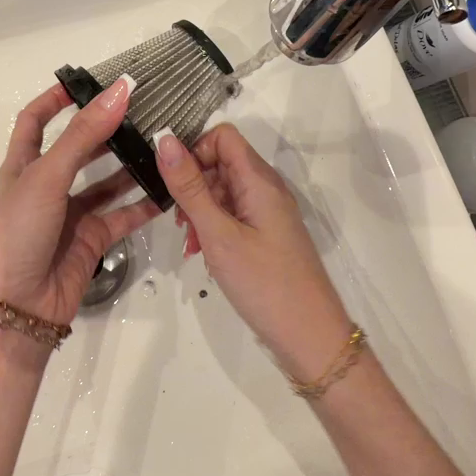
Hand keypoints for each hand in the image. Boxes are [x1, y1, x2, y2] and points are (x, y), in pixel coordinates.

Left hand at [0, 77, 162, 326]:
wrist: (13, 310)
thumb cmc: (16, 232)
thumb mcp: (46, 176)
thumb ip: (83, 135)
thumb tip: (120, 91)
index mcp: (22, 166)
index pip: (34, 121)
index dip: (54, 100)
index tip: (85, 82)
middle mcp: (46, 187)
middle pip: (78, 149)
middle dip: (106, 131)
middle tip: (143, 111)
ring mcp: (69, 216)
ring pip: (104, 183)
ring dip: (129, 166)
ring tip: (161, 145)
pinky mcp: (90, 243)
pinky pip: (121, 218)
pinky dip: (142, 206)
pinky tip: (167, 191)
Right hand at [155, 125, 355, 380]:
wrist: (311, 338)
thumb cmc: (264, 283)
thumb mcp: (218, 234)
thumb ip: (190, 187)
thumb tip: (164, 139)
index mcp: (259, 180)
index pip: (222, 136)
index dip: (195, 150)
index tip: (176, 184)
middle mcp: (266, 188)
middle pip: (221, 162)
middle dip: (193, 184)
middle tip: (180, 222)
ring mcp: (268, 212)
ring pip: (223, 190)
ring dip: (200, 209)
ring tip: (191, 244)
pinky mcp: (267, 235)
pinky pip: (233, 214)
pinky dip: (213, 226)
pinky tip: (204, 253)